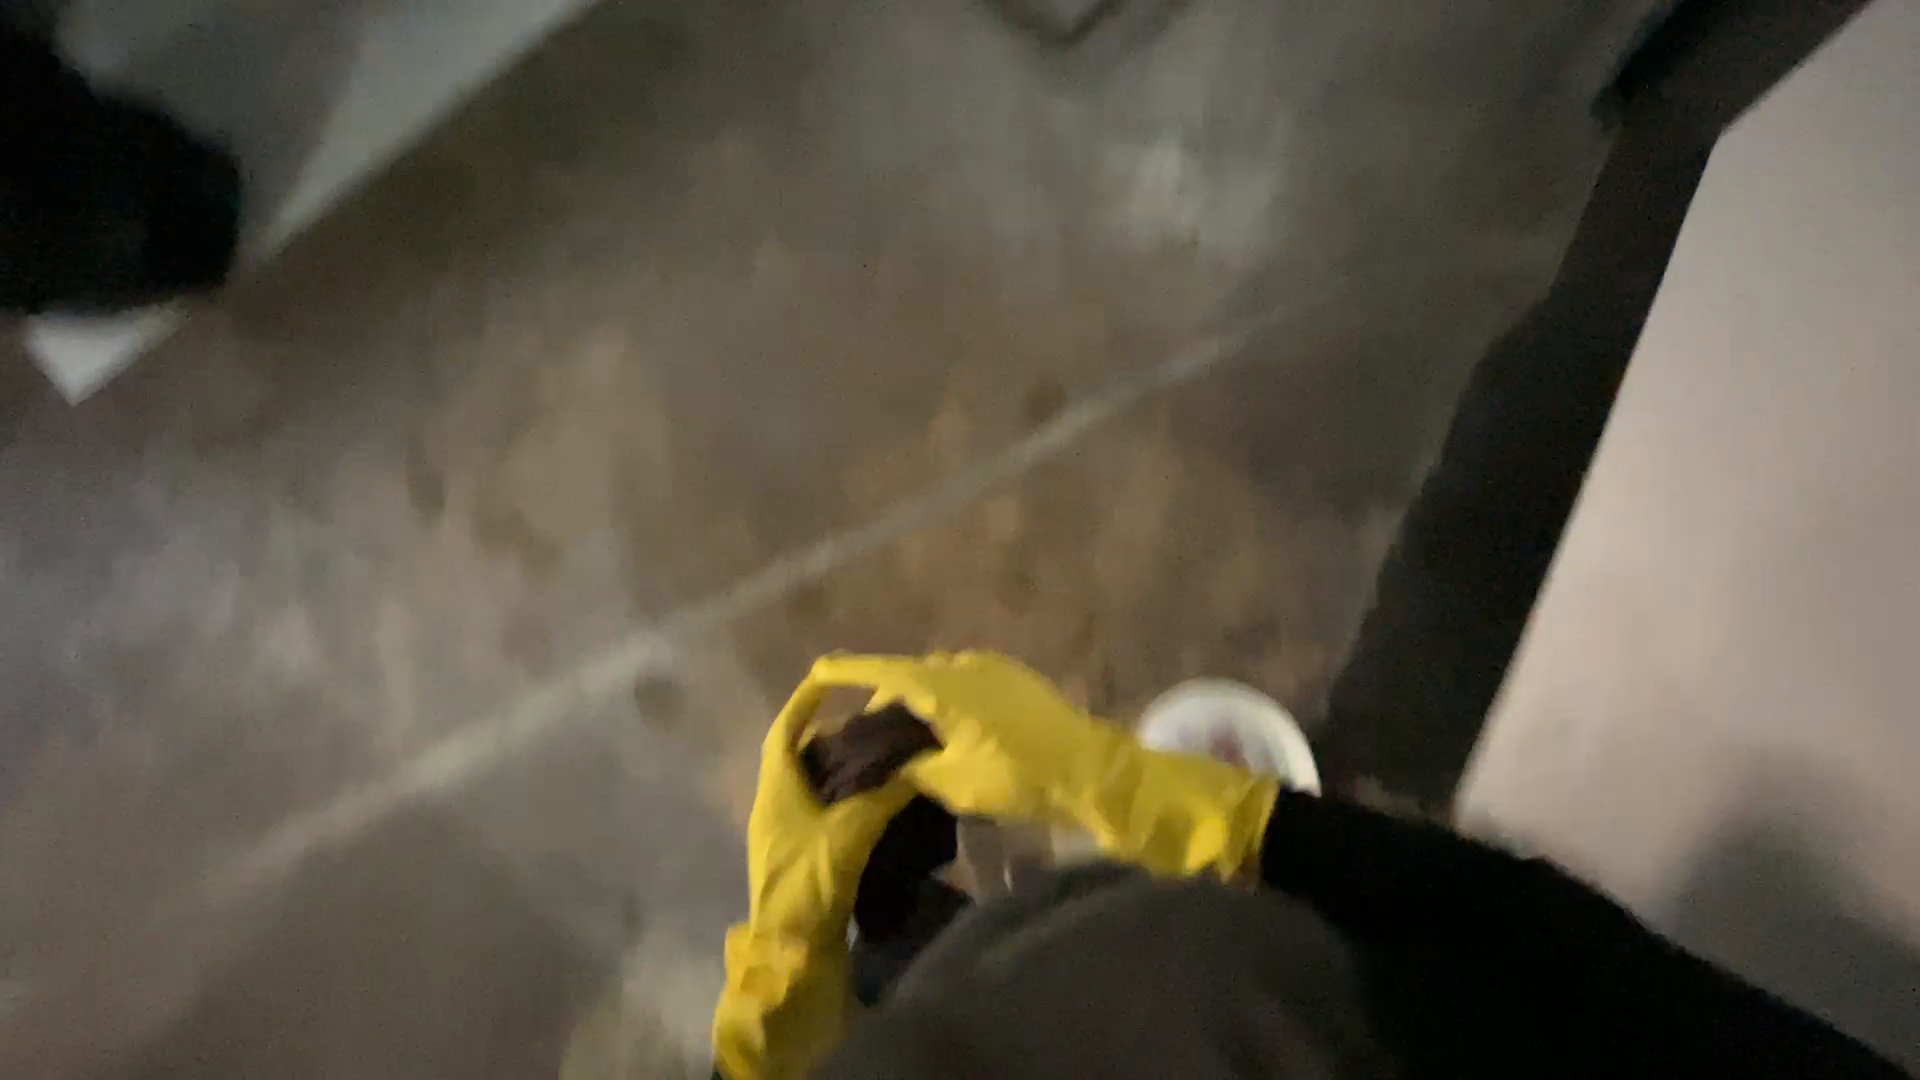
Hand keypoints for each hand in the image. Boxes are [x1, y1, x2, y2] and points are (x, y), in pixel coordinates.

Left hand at [714, 672, 915, 1079]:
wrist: (790, 950)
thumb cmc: (811, 879)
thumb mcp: (852, 832)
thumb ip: (885, 796)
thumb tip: (918, 768)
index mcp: (775, 788)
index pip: (784, 729)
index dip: (804, 701)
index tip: (826, 678)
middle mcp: (772, 802)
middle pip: (797, 754)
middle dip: (830, 735)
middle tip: (867, 725)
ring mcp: (780, 829)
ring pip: (807, 781)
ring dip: (836, 765)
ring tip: (875, 756)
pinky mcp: (795, 851)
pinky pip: (815, 805)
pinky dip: (839, 793)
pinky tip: (869, 797)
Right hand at [808, 650, 1119, 825]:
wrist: (1089, 767)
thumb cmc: (1018, 776)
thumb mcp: (956, 783)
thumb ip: (916, 769)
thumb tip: (896, 764)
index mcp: (943, 688)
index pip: (885, 673)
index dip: (849, 670)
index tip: (820, 668)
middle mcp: (963, 666)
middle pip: (912, 674)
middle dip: (889, 697)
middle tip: (878, 735)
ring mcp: (992, 666)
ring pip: (941, 676)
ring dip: (923, 698)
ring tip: (918, 736)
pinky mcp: (1013, 675)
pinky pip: (967, 679)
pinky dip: (950, 696)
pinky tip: (956, 727)